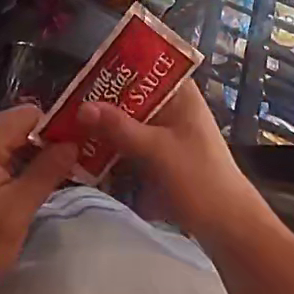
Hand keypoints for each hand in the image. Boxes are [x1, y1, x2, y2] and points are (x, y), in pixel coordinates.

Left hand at [0, 105, 77, 293]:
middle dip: (51, 139)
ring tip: (70, 170)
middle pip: (22, 123)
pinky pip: (5, 154)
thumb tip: (74, 144)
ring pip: (16, 139)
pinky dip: (25, 164)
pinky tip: (45, 181)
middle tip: (82, 159)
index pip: (29, 114)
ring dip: (40, 153)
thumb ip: (46, 171)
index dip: (57, 126)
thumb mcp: (17, 210)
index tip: (84, 144)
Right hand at [77, 78, 268, 246]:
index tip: (83, 74)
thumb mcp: (156, 150)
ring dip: (103, 125)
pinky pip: (129, 142)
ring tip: (68, 127)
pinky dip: (111, 145)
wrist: (228, 227)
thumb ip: (119, 127)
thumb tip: (81, 107)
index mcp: (180, 93)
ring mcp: (166, 132)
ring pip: (127, 119)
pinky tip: (85, 151)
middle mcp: (172, 106)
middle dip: (102, 100)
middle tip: (65, 105)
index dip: (115, 67)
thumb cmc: (199, 179)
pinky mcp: (159, 155)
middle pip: (131, 94)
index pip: (145, 66)